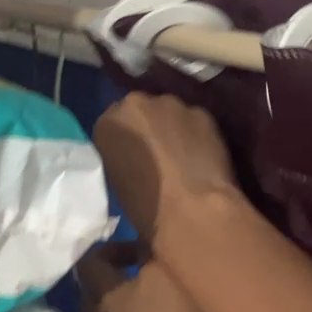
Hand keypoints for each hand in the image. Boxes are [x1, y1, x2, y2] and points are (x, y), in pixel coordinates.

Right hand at [92, 94, 238, 260]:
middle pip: (141, 109)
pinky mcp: (202, 112)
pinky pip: (194, 121)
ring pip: (170, 112)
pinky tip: (201, 156)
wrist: (191, 207)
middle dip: (148, 125)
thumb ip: (120, 154)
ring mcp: (172, 104)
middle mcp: (137, 103)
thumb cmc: (145, 205)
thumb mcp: (115, 179)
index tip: (133, 154)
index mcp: (109, 122)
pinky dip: (196, 134)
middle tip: (156, 152)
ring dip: (172, 127)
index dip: (126, 138)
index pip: (114, 122)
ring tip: (182, 154)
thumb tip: (133, 153)